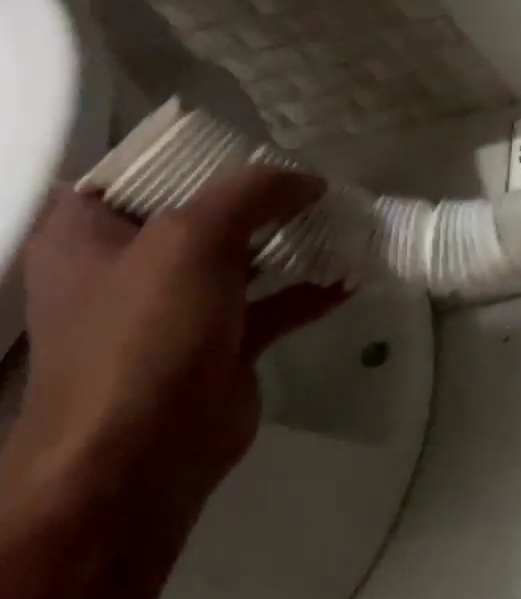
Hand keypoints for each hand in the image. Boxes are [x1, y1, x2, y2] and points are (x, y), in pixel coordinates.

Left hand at [14, 167, 347, 508]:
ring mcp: (176, 310)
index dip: (193, 155)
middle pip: (201, 214)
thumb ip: (250, 194)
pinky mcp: (222, 345)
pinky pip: (275, 305)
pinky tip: (354, 276)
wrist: (141, 452)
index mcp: (87, 235)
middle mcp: (127, 267)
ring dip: (294, 242)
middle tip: (318, 185)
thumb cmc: (144, 335)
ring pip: (244, 259)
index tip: (258, 146)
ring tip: (348, 223)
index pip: (135, 172)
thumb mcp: (190, 240)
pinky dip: (313, 290)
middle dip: (261, 199)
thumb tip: (307, 179)